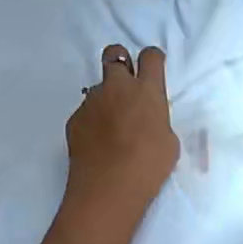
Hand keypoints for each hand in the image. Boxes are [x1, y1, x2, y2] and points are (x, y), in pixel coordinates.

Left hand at [65, 45, 178, 213]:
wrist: (107, 190)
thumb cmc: (149, 166)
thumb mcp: (168, 141)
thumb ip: (157, 119)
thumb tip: (145, 118)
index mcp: (147, 90)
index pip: (150, 55)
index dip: (152, 59)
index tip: (153, 69)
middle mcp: (117, 87)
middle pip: (114, 53)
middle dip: (120, 61)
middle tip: (126, 84)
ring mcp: (92, 101)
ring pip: (99, 87)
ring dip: (106, 98)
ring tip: (111, 127)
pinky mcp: (74, 119)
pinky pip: (86, 111)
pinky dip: (93, 121)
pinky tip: (98, 143)